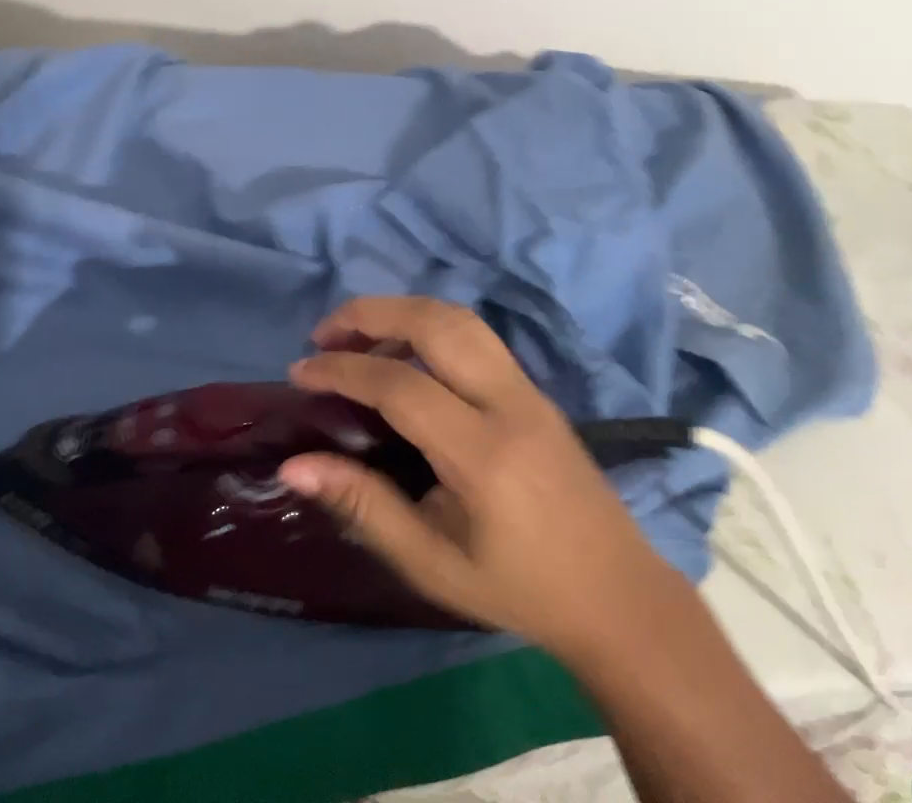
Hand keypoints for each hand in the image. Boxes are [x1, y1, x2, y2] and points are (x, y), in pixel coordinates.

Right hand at [278, 296, 674, 654]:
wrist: (618, 597)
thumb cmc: (518, 588)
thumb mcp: (431, 562)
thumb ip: (363, 506)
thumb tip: (293, 465)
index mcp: (483, 453)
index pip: (401, 384)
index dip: (341, 370)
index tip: (297, 374)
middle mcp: (511, 406)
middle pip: (438, 324)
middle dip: (371, 314)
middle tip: (322, 336)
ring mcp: (531, 394)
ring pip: (463, 321)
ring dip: (402, 314)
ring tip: (356, 339)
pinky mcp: (539, 397)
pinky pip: (478, 340)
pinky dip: (429, 329)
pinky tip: (403, 359)